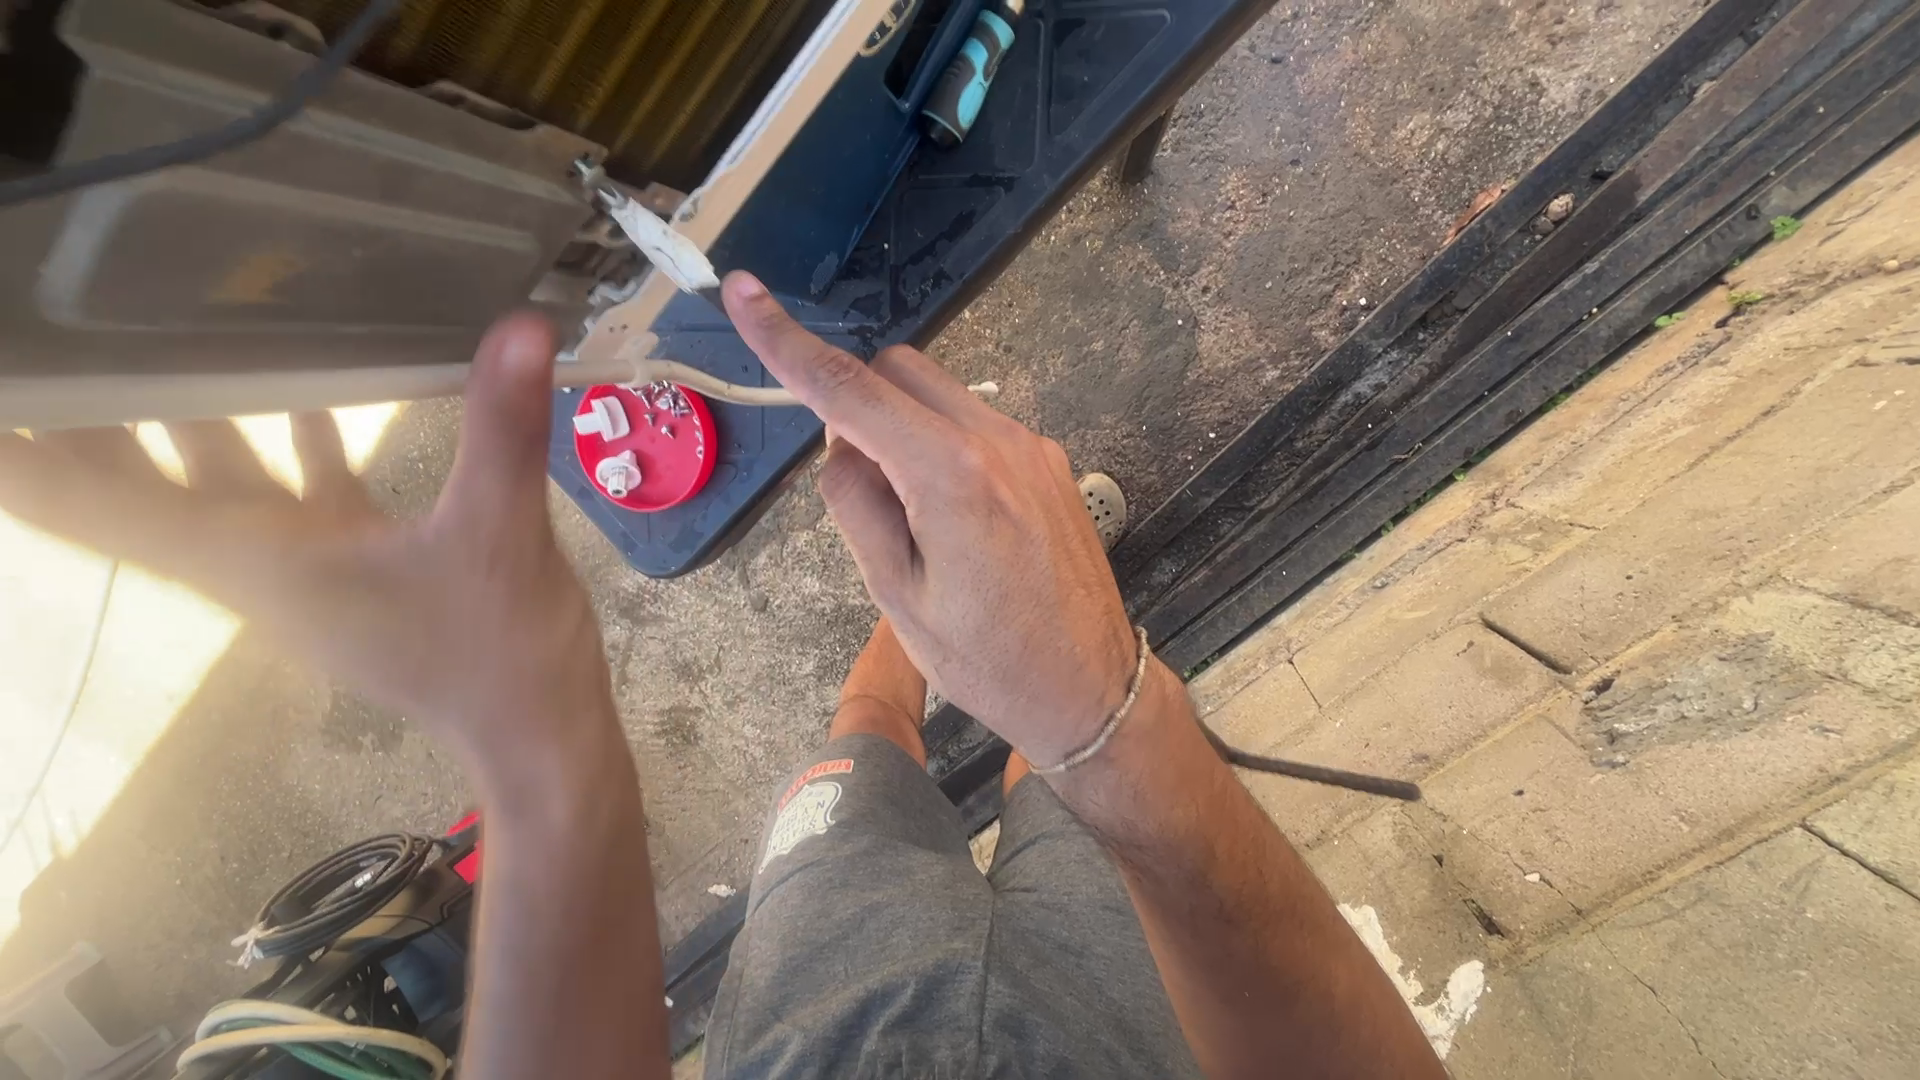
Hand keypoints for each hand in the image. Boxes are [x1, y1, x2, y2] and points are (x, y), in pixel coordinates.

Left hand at [0, 315, 614, 792]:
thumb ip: (503, 430)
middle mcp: (256, 563)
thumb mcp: (498, 533)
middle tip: (71, 320)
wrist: (535, 726)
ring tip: (165, 332)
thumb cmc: (499, 646)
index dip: (5, 442)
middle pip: (125, 486)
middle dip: (83, 409)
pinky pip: (299, 499)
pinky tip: (322, 403)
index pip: (70, 500)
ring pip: (214, 488)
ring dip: (184, 420)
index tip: (4, 354)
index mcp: (250, 558)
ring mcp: (310, 570)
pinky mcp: (363, 571)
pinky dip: (293, 448)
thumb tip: (522, 325)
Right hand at [721, 272, 1139, 765]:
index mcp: (952, 475)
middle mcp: (998, 440)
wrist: (1091, 688)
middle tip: (860, 484)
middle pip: (899, 370)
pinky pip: (974, 423)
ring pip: (939, 393)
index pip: (851, 391)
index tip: (744, 295)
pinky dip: (940, 444)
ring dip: (901, 427)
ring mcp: (1032, 446)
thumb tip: (842, 444)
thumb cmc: (987, 661)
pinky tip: (957, 518)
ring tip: (916, 518)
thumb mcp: (898, 597)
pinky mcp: (1049, 462)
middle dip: (857, 402)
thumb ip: (856, 505)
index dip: (788, 343)